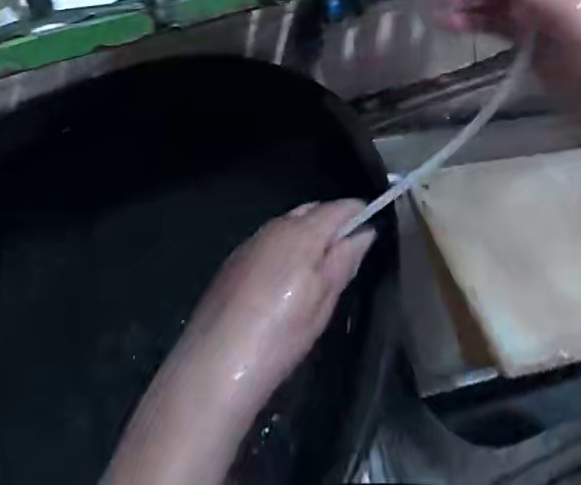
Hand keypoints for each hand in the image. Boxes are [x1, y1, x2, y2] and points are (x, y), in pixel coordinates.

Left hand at [180, 200, 376, 417]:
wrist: (210, 372)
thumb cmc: (279, 337)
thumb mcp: (323, 303)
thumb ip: (344, 261)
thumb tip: (363, 233)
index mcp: (302, 233)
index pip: (341, 207)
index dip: (360, 215)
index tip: (370, 234)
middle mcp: (274, 228)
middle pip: (312, 210)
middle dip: (332, 223)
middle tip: (344, 257)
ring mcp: (249, 245)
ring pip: (288, 226)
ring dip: (306, 237)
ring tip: (314, 273)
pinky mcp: (230, 265)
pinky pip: (267, 243)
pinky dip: (282, 251)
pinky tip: (281, 285)